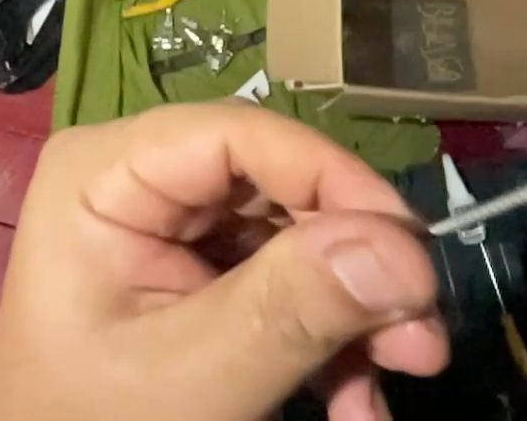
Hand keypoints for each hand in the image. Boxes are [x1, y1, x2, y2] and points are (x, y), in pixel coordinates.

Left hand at [0, 103, 448, 420]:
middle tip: (422, 333)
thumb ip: (288, 311)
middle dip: (351, 256)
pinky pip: (281, 270)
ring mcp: (172, 217)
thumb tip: (405, 252)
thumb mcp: (186, 378)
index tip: (412, 247)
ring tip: (403, 370)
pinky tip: (353, 393)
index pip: (235, 133)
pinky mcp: (199, 260)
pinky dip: (326, 328)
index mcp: (105, 169)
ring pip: (291, 228)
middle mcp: (140, 172)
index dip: (331, 176)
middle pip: (273, 180)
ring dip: (352, 303)